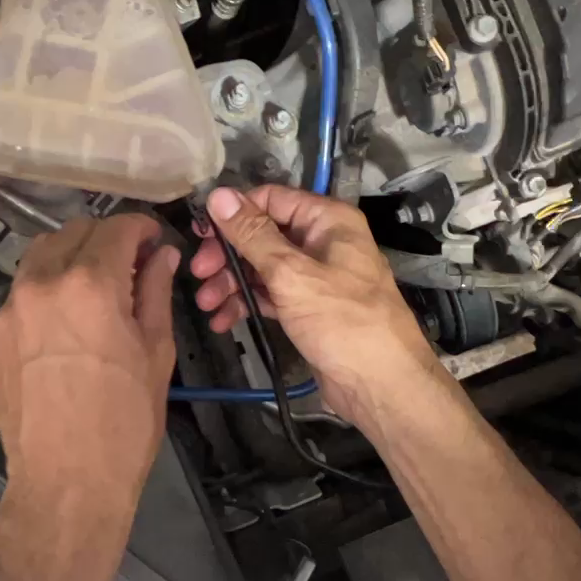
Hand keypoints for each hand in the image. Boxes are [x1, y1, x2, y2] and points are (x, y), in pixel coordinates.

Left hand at [0, 214, 179, 515]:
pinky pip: (25, 286)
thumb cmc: (124, 423)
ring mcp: (13, 307)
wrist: (66, 481)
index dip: (142, 227)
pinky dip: (50, 282)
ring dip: (74, 253)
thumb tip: (161, 256)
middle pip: (76, 231)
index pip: (117, 228)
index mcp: (90, 284)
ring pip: (43, 252)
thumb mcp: (155, 352)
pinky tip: (71, 313)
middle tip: (134, 263)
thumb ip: (155, 292)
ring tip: (99, 283)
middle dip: (108, 237)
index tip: (156, 240)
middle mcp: (43, 283)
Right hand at [190, 185, 444, 425]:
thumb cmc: (342, 321)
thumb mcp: (291, 274)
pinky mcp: (308, 309)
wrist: (381, 385)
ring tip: (207, 305)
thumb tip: (218, 195)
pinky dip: (247, 304)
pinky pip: (270, 296)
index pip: (271, 199)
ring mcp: (316, 277)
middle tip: (199, 274)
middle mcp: (323, 242)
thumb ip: (253, 235)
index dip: (234, 214)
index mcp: (328, 221)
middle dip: (228, 255)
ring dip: (232, 283)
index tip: (201, 234)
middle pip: (263, 235)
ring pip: (263, 268)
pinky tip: (223, 320)